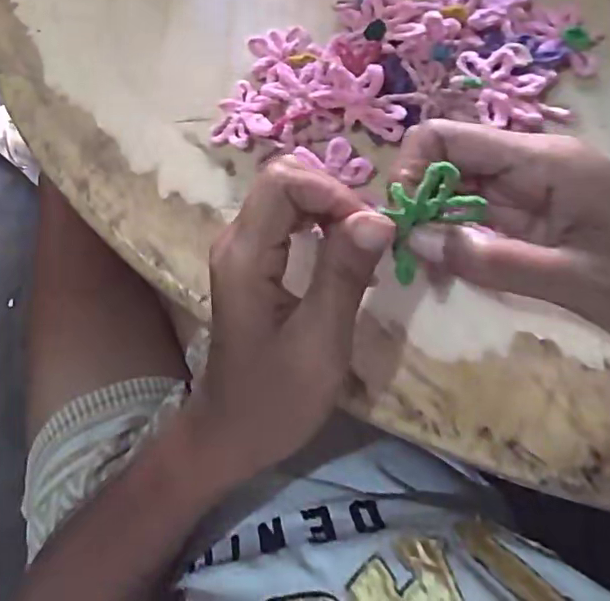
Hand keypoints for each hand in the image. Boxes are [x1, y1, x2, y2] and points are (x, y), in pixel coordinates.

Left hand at [183, 157, 394, 484]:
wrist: (229, 431)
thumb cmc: (275, 399)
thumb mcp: (320, 342)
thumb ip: (344, 274)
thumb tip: (379, 217)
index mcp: (244, 254)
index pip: (282, 181)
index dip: (331, 191)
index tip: (371, 227)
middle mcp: (234, 238)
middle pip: (282, 179)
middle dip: (333, 194)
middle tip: (373, 233)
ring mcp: (239, 245)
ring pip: (284, 192)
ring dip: (328, 205)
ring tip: (365, 240)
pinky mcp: (249, 257)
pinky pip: (284, 215)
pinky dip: (318, 220)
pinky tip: (343, 247)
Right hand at [393, 121, 609, 376]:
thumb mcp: (579, 283)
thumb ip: (492, 260)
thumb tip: (416, 239)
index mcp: (545, 159)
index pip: (446, 136)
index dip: (411, 169)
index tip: (404, 221)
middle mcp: (535, 164)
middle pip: (449, 163)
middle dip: (419, 202)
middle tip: (406, 256)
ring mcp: (539, 192)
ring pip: (463, 193)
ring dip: (437, 226)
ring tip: (426, 272)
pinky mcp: (546, 219)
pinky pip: (485, 220)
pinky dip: (463, 242)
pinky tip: (455, 273)